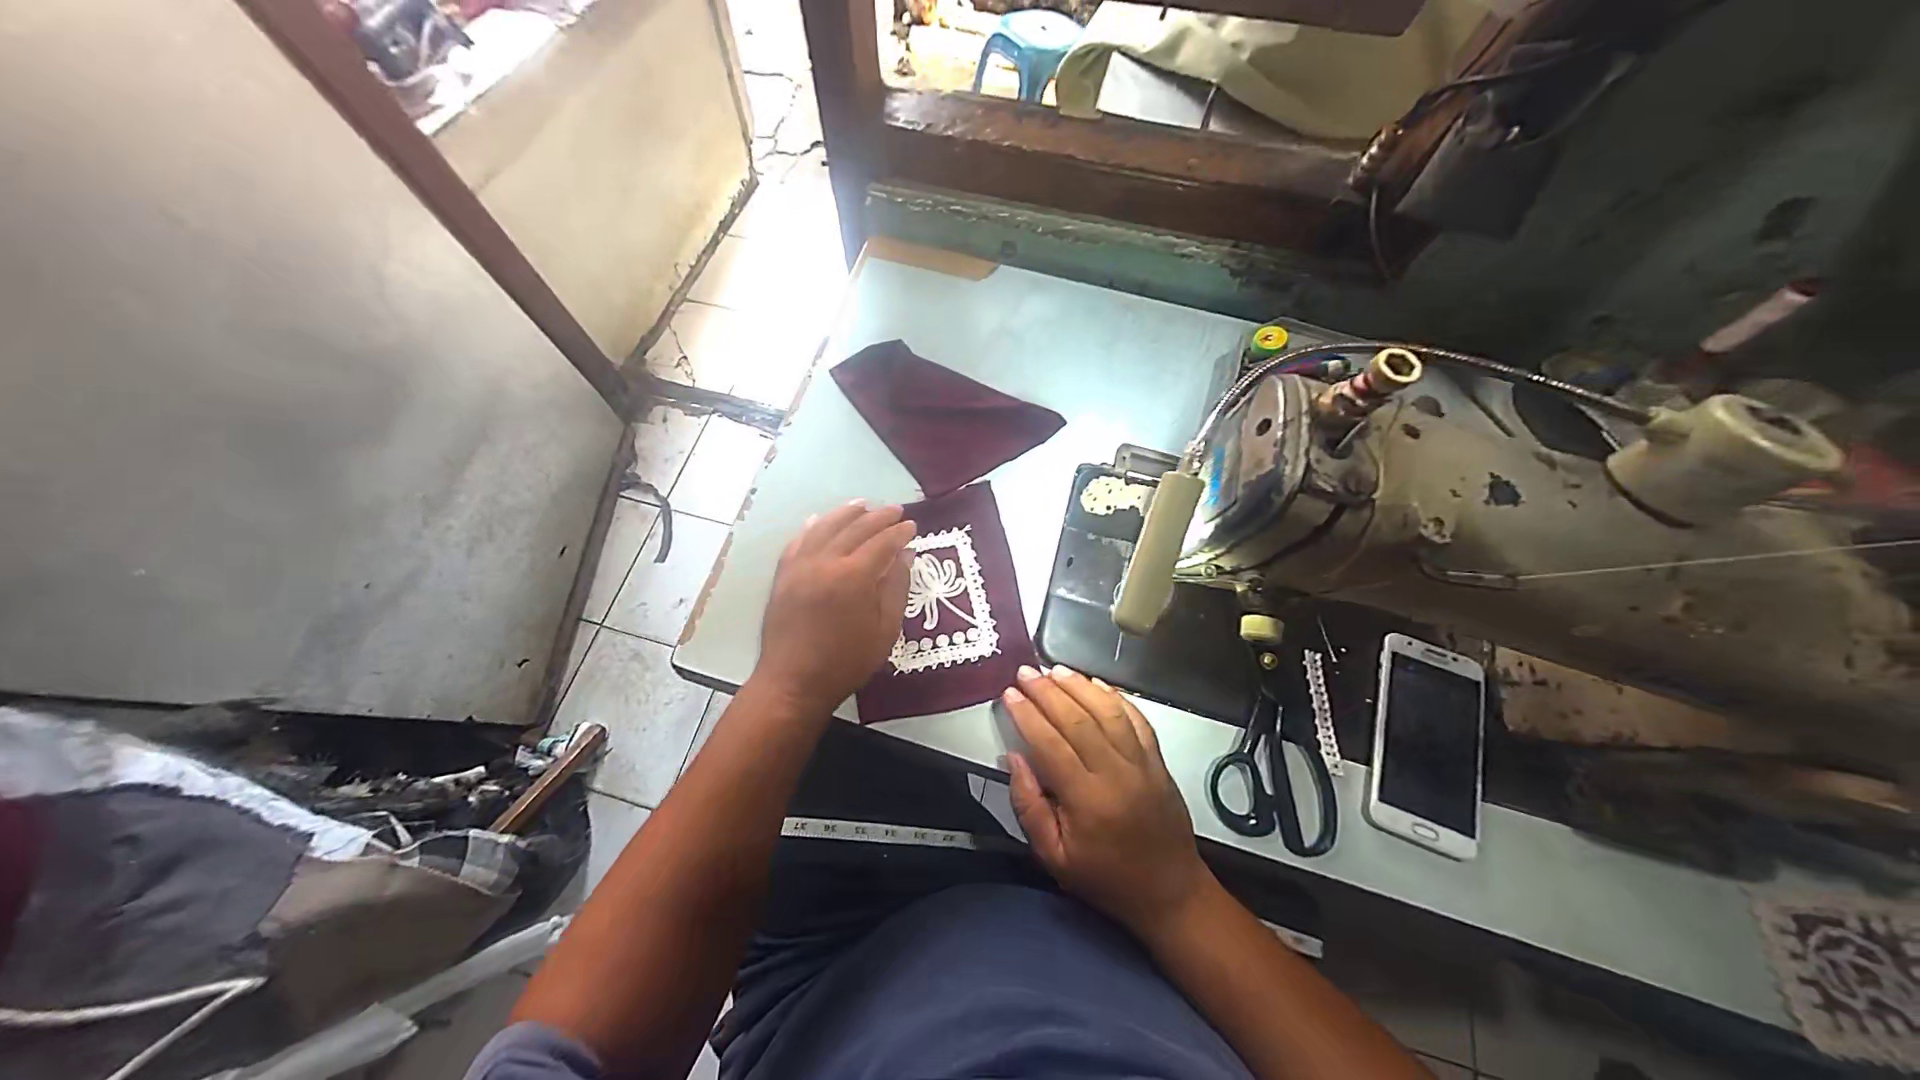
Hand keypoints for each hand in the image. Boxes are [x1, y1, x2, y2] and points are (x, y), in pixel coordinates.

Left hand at [755, 500, 914, 714]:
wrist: (794, 682)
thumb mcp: (885, 631)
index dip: (899, 532)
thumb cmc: (846, 662)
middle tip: (895, 510)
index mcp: (853, 577)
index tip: (912, 526)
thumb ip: (896, 588)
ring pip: (824, 527)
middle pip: (854, 529)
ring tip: (862, 505)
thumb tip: (905, 555)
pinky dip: (813, 527)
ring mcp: (800, 566)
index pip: (882, 543)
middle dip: (878, 517)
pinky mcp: (783, 575)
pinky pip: (799, 541)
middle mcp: (825, 562)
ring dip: (845, 513)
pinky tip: (820, 520)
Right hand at [1002, 665, 1214, 933]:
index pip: (1051, 743)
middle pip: (1078, 720)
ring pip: (1109, 713)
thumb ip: (1029, 806)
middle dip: (1048, 692)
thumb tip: (1014, 758)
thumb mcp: (1054, 856)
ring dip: (1080, 687)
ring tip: (1055, 670)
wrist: (1170, 893)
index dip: (1027, 714)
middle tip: (1026, 672)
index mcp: (1088, 800)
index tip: (1009, 693)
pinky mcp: (1159, 762)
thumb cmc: (1105, 879)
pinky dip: (1116, 699)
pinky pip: (1137, 720)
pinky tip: (1097, 685)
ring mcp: (1143, 764)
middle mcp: (1117, 774)